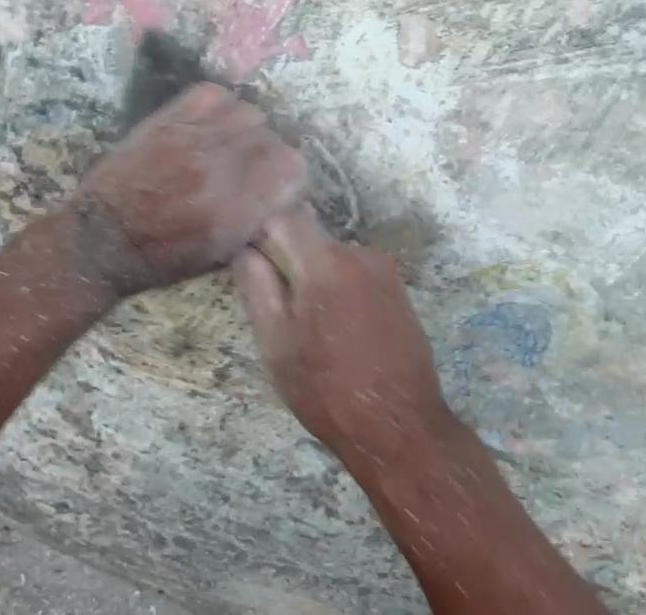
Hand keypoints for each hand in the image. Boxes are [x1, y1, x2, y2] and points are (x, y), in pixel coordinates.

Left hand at [74, 84, 307, 298]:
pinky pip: (213, 94)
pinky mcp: (169, 120)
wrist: (101, 237)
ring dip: (245, 130)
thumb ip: (258, 218)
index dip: (289, 178)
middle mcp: (222, 167)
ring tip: (229, 145)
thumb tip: (284, 193)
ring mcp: (194, 138)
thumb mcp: (221, 252)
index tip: (275, 186)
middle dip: (267, 155)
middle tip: (248, 169)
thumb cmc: (163, 257)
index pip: (293, 167)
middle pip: (273, 138)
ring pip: (248, 112)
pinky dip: (219, 107)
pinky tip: (209, 126)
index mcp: (237, 209)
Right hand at [233, 205, 455, 454]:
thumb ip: (257, 288)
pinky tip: (340, 336)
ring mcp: (385, 271)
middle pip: (310, 238)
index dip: (262, 234)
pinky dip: (340, 293)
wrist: (399, 428)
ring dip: (316, 281)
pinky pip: (356, 276)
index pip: (285, 216)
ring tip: (313, 333)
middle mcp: (360, 254)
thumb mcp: (277, 344)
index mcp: (327, 262)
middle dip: (289, 263)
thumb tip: (246, 251)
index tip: (253, 266)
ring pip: (333, 259)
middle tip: (280, 313)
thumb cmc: (327, 390)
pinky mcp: (400, 291)